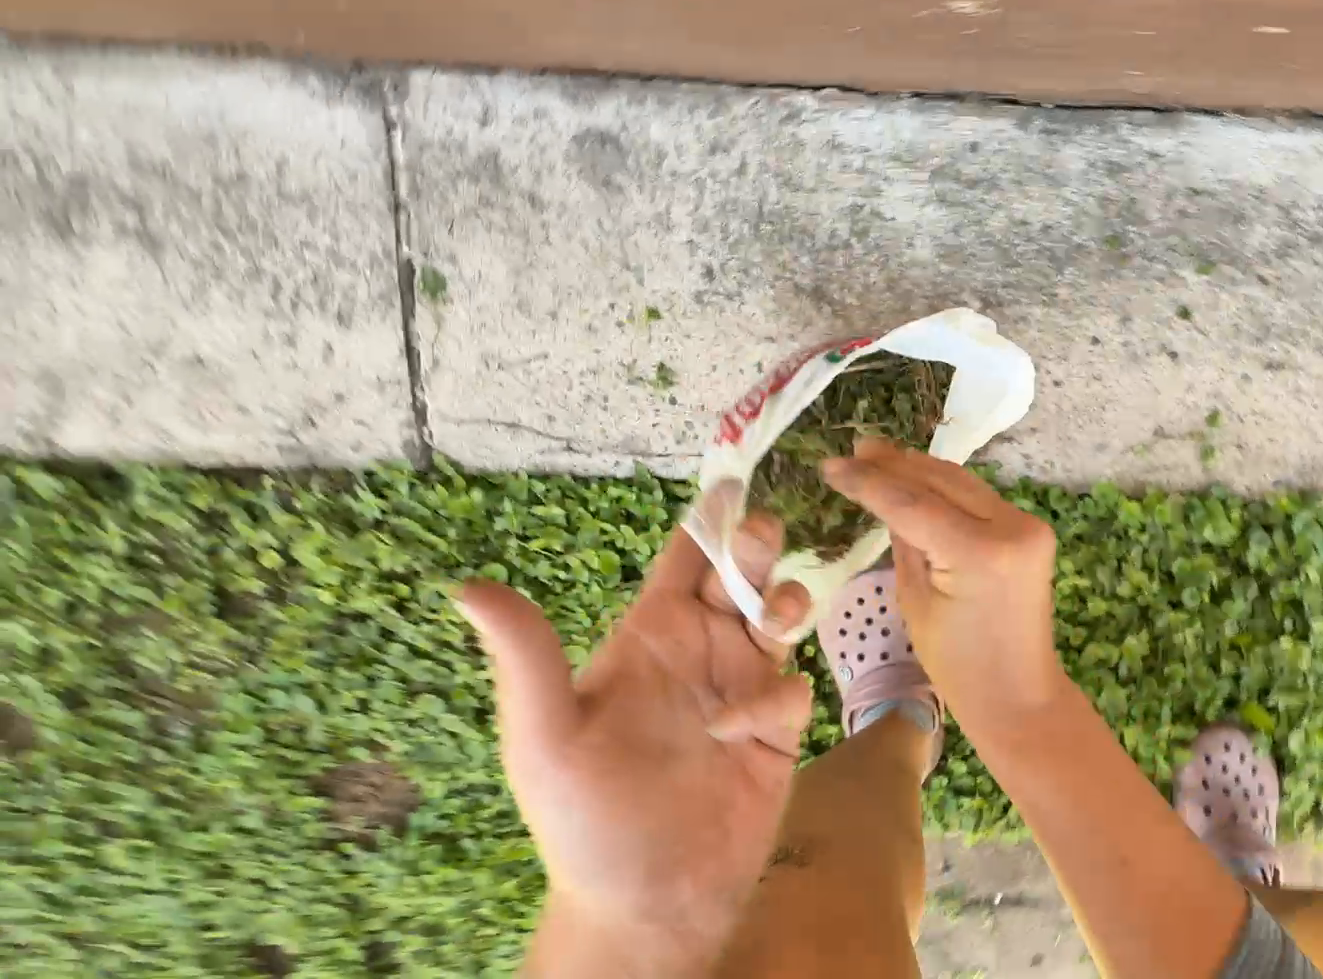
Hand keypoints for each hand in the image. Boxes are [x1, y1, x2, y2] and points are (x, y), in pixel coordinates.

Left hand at [456, 515, 811, 976]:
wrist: (646, 905)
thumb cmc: (584, 821)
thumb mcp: (544, 738)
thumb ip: (526, 658)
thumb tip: (465, 586)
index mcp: (650, 637)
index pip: (684, 559)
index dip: (708, 519)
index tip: (733, 483)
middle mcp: (701, 650)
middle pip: (741, 574)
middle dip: (755, 546)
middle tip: (761, 535)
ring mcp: (742, 686)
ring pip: (781, 613)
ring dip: (786, 602)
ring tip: (774, 620)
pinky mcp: (776, 727)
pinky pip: (791, 686)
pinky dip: (777, 697)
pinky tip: (744, 732)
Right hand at [822, 439, 1063, 731]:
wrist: (1019, 696)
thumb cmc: (958, 666)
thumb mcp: (915, 601)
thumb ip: (903, 541)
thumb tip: (887, 498)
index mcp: (979, 553)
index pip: (912, 503)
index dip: (868, 482)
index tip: (831, 466)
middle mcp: (1011, 527)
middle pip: (942, 482)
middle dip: (895, 464)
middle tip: (855, 449)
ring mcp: (1027, 526)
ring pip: (963, 483)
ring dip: (920, 469)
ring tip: (877, 455)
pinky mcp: (1030, 530)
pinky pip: (979, 499)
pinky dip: (946, 488)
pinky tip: (916, 478)